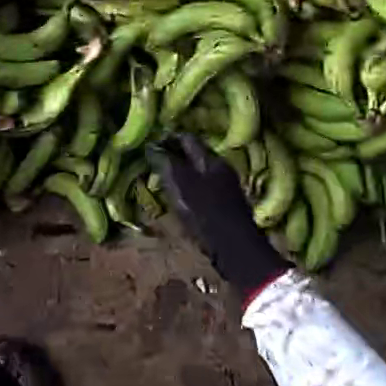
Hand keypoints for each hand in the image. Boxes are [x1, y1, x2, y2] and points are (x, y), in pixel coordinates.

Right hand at [147, 134, 287, 297]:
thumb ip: (167, 164)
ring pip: (200, 169)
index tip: (151, 144)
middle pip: (195, 153)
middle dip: (175, 154)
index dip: (168, 139)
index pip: (187, 138)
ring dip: (183, 171)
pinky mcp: (227, 202)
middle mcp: (221, 167)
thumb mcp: (181, 186)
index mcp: (210, 159)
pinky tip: (181, 196)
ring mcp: (227, 184)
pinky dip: (191, 185)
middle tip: (154, 162)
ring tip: (163, 179)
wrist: (234, 247)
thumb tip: (152, 146)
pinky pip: (205, 184)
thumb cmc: (205, 214)